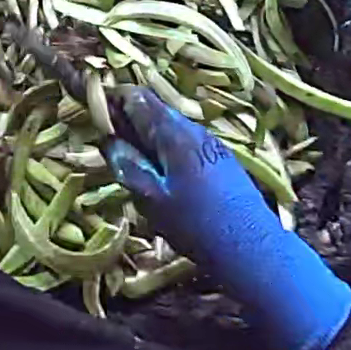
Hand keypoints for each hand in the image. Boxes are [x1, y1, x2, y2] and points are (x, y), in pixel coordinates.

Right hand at [107, 87, 350, 349]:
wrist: (257, 253)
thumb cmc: (197, 226)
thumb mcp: (151, 199)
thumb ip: (127, 165)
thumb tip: (109, 140)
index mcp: (173, 132)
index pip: (135, 96)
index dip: (110, 99)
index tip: (93, 111)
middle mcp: (193, 129)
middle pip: (153, 110)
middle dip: (129, 122)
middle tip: (113, 147)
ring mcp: (210, 143)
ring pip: (169, 128)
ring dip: (148, 138)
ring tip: (138, 168)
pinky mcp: (221, 160)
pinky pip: (184, 144)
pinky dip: (166, 151)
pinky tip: (166, 181)